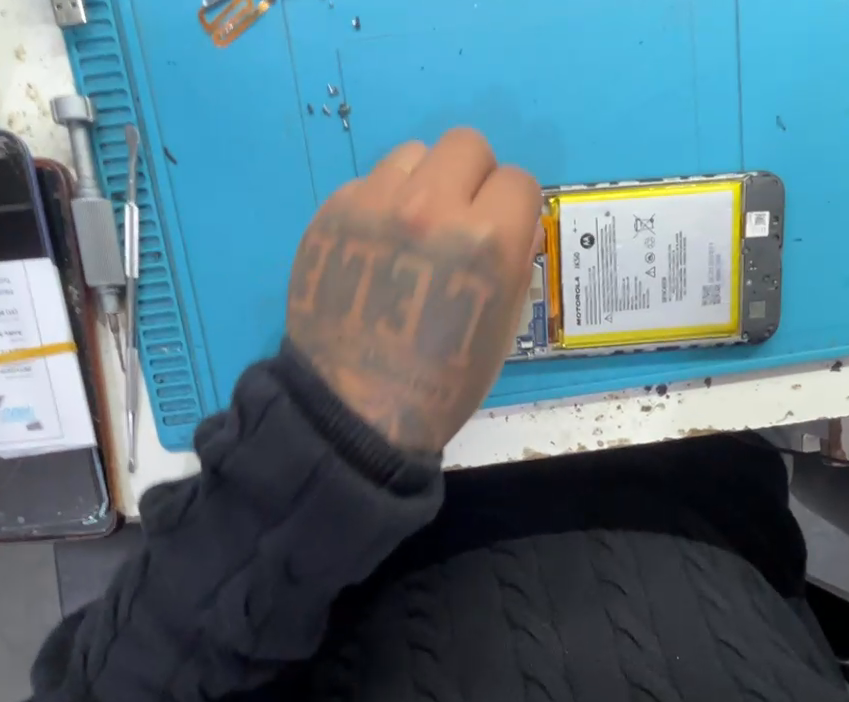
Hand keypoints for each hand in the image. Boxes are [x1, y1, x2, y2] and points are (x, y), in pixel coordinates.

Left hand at [286, 128, 540, 453]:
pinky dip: (380, 207)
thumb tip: (513, 224)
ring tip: (412, 235)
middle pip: (467, 145)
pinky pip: (369, 184)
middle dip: (473, 180)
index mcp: (486, 242)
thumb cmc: (442, 384)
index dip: (513, 210)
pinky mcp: (330, 213)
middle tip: (459, 223)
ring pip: (413, 155)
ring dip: (424, 185)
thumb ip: (513, 264)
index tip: (500, 235)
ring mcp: (373, 205)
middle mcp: (431, 207)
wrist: (356, 410)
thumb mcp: (504, 331)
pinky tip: (374, 252)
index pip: (518, 180)